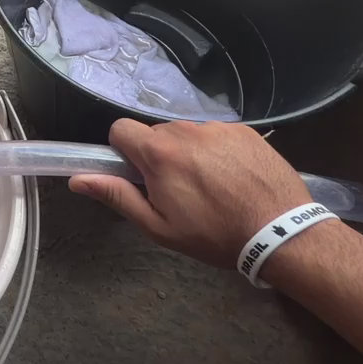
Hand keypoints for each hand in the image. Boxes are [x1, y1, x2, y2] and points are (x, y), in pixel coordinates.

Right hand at [70, 119, 313, 269]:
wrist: (286, 235)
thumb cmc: (216, 235)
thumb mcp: (159, 226)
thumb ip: (116, 196)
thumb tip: (77, 179)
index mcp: (157, 153)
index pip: (120, 129)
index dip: (123, 150)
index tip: (139, 174)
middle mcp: (183, 131)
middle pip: (154, 133)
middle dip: (158, 154)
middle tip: (178, 187)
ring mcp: (216, 128)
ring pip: (185, 133)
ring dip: (188, 151)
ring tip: (211, 183)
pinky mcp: (244, 131)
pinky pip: (215, 134)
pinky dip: (217, 150)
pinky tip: (233, 176)